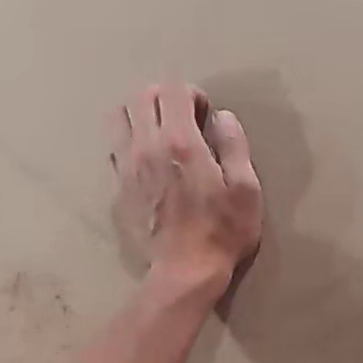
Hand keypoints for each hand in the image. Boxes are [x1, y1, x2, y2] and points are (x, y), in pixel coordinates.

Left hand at [112, 83, 262, 292]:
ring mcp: (127, 168)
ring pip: (119, 117)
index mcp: (180, 143)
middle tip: (187, 120)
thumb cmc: (222, 233)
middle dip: (166, 98)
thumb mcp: (246, 190)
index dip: (192, 94)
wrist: (184, 272)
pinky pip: (116, 149)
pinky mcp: (118, 189)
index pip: (173, 90)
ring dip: (141, 116)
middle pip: (141, 96)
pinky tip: (151, 164)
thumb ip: (235, 147)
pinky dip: (131, 143)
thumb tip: (223, 118)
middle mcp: (146, 147)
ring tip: (163, 136)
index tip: (206, 115)